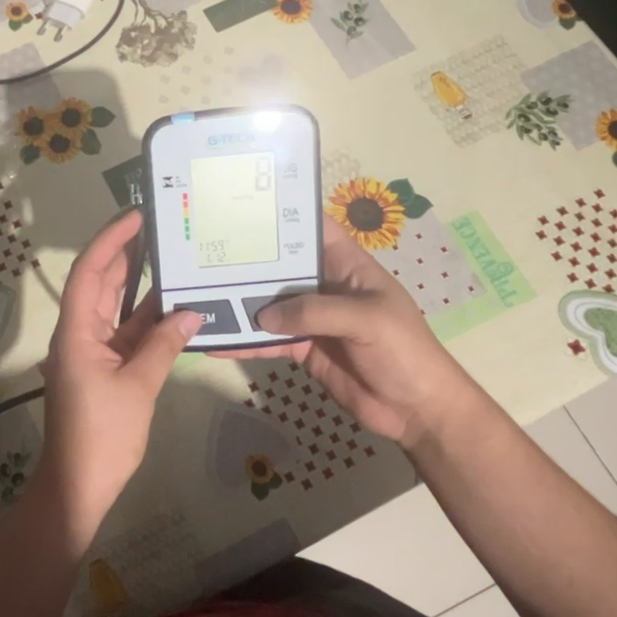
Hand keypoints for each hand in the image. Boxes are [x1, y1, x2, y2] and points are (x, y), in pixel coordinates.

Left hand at [37, 209, 201, 540]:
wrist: (80, 486)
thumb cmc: (102, 435)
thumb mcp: (138, 386)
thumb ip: (165, 344)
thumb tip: (193, 312)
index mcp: (76, 332)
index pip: (90, 273)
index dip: (111, 241)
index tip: (136, 217)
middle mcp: (80, 334)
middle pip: (102, 284)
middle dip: (128, 255)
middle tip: (162, 229)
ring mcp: (93, 352)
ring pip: (118, 309)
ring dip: (142, 288)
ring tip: (175, 258)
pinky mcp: (106, 370)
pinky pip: (127, 335)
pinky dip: (149, 322)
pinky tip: (178, 306)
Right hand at [212, 220, 481, 448]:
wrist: (417, 410)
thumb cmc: (404, 352)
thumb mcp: (366, 320)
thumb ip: (314, 311)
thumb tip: (263, 316)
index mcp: (347, 266)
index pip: (314, 228)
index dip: (285, 214)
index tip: (243, 206)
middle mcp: (325, 286)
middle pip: (281, 266)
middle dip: (247, 259)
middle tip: (202, 250)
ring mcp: (312, 318)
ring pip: (268, 304)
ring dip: (239, 302)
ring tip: (199, 296)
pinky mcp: (303, 348)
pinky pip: (268, 340)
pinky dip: (244, 342)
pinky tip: (217, 342)